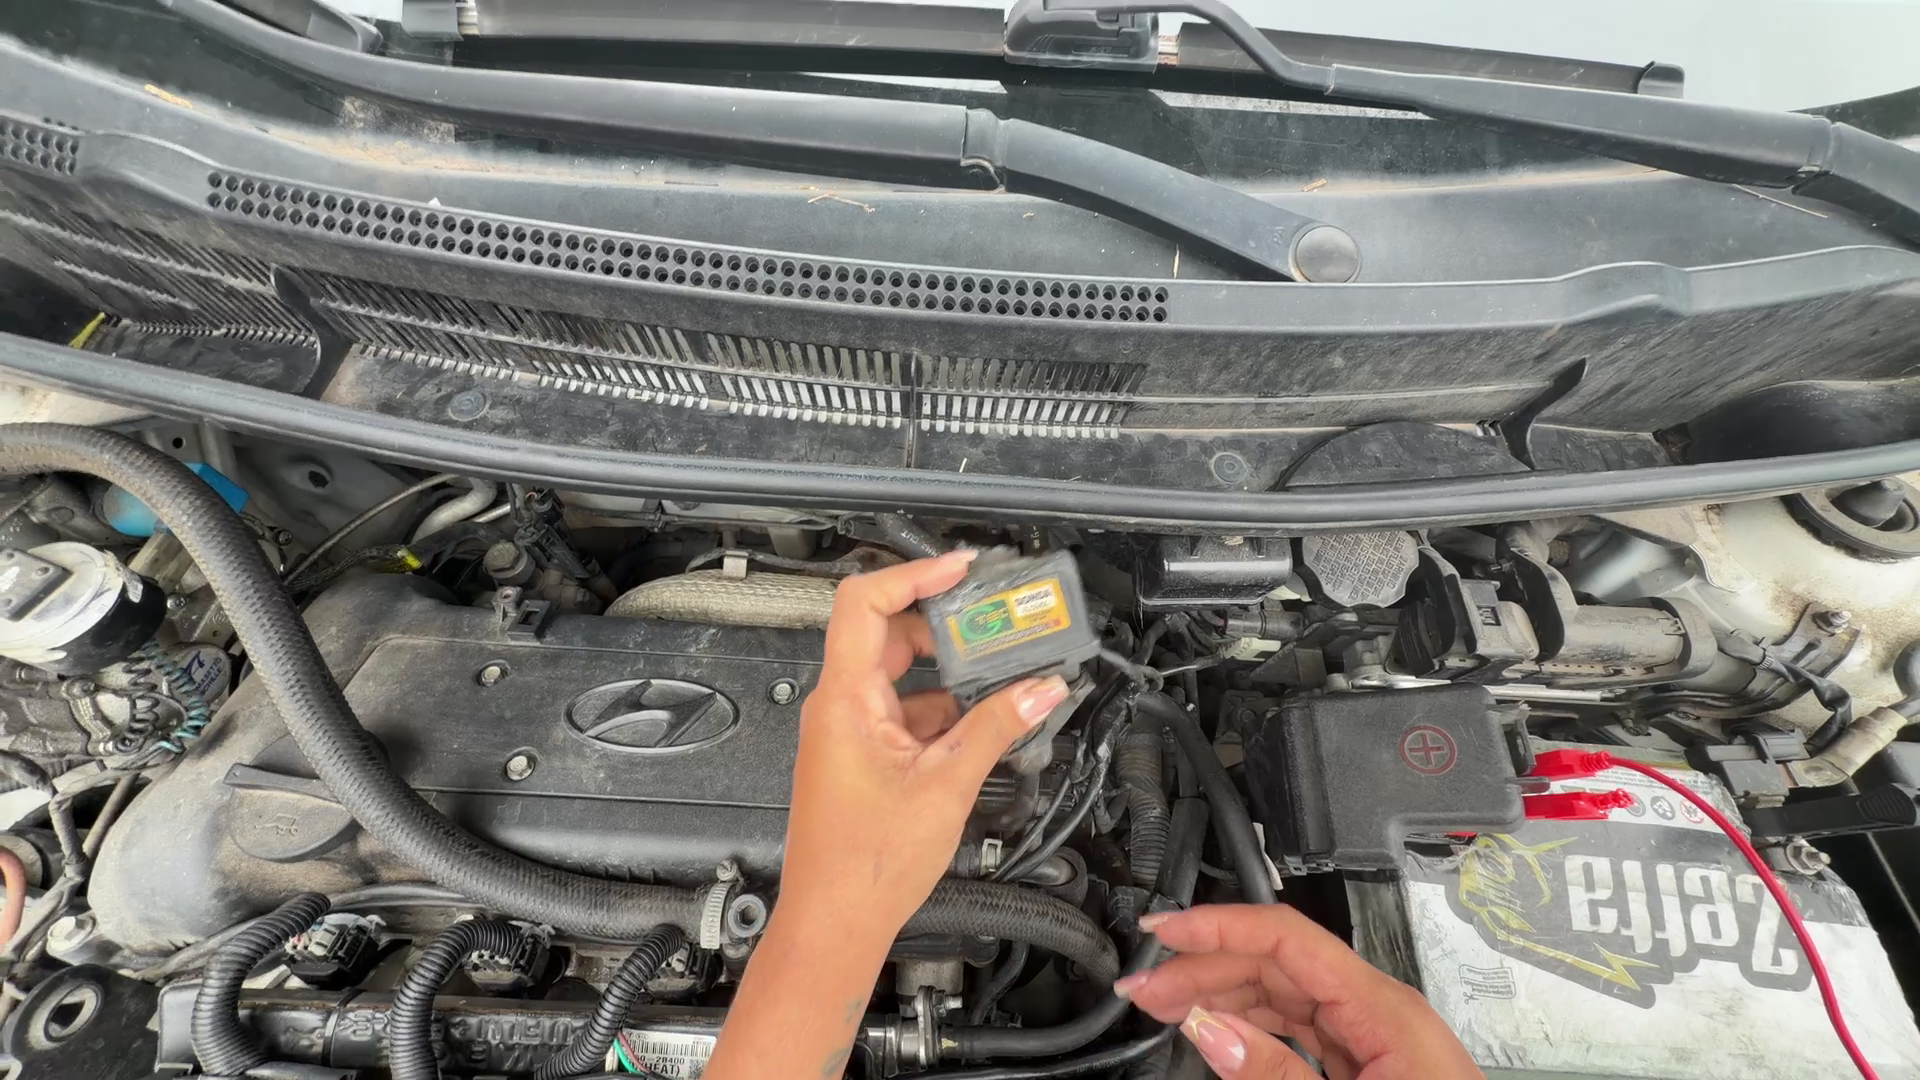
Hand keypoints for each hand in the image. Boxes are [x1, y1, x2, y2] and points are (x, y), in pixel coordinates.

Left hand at [781, 552, 1071, 934]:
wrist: (835, 922)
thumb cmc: (865, 865)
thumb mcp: (946, 785)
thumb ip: (996, 728)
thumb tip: (1038, 691)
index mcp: (846, 699)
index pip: (865, 602)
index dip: (913, 575)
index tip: (958, 569)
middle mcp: (840, 704)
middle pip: (889, 631)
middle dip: (943, 622)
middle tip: (990, 618)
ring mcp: (850, 726)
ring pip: (900, 670)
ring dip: (947, 668)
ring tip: (996, 670)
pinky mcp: (862, 748)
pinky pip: (904, 706)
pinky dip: (941, 705)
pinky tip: (979, 718)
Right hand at [1115, 905, 1483, 1079]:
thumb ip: (1275, 1075)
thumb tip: (1205, 1026)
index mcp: (1385, 1010)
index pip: (1286, 936)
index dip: (1218, 925)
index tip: (1163, 934)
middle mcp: (1377, 1008)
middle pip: (1273, 962)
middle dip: (1203, 969)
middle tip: (1144, 989)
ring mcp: (1371, 1034)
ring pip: (1279, 991)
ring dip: (1218, 995)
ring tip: (1164, 1007)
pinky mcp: (1366, 1060)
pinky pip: (1295, 1023)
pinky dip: (1249, 1023)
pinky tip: (1215, 1030)